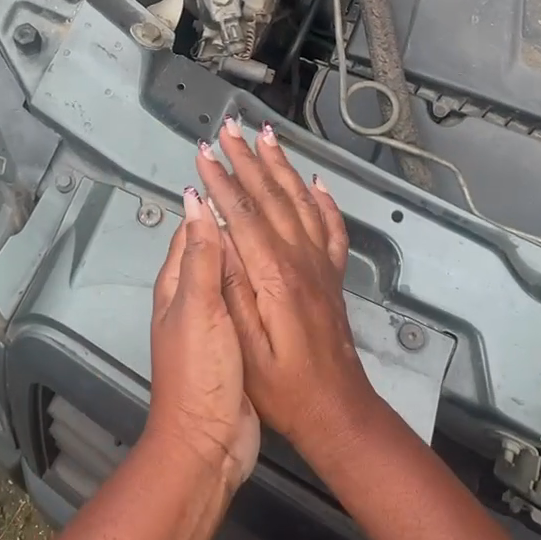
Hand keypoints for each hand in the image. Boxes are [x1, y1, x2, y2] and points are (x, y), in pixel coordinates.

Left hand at [146, 191, 259, 495]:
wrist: (210, 440)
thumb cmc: (200, 371)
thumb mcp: (199, 308)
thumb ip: (201, 256)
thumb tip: (195, 199)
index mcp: (178, 283)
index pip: (194, 229)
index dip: (214, 201)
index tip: (239, 174)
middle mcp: (193, 295)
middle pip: (214, 247)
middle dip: (235, 219)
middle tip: (270, 194)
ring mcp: (215, 319)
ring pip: (235, 271)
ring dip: (251, 247)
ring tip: (282, 223)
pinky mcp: (237, 340)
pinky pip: (249, 298)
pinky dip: (263, 278)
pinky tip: (285, 274)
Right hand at [197, 118, 380, 454]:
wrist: (338, 411)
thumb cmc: (281, 386)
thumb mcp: (244, 343)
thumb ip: (229, 283)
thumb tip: (211, 229)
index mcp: (274, 273)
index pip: (243, 213)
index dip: (221, 179)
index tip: (202, 152)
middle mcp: (301, 258)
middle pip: (272, 196)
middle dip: (247, 159)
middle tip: (229, 128)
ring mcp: (321, 265)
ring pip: (301, 201)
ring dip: (281, 166)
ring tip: (267, 136)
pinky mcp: (333, 276)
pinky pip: (331, 227)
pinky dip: (323, 200)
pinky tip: (317, 183)